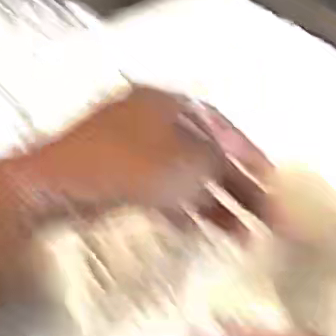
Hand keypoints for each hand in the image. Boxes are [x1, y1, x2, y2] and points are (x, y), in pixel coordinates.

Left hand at [13, 86, 268, 220]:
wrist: (62, 183)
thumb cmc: (127, 164)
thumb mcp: (189, 160)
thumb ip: (221, 159)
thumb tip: (236, 160)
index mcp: (156, 99)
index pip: (214, 119)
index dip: (246, 150)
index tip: (274, 182)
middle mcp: (139, 112)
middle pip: (199, 146)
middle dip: (235, 181)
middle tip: (269, 218)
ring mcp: (122, 139)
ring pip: (179, 167)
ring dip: (213, 199)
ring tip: (241, 235)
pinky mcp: (109, 166)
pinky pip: (155, 183)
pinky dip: (179, 204)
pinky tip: (196, 229)